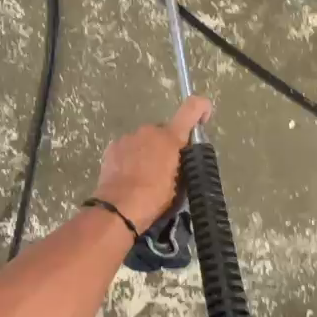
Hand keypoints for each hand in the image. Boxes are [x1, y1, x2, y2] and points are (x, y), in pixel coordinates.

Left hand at [92, 96, 211, 228]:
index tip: (203, 116)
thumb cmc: (155, 198)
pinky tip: (128, 176)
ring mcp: (128, 137)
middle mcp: (149, 130)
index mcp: (170, 138)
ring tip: (144, 176)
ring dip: (147, 152)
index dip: (200, 108)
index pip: (191, 109)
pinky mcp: (112, 147)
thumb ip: (183, 164)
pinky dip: (130, 157)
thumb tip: (180, 158)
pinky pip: (127, 148)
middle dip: (166, 145)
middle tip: (165, 168)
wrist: (119, 208)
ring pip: (144, 140)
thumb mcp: (180, 184)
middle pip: (163, 132)